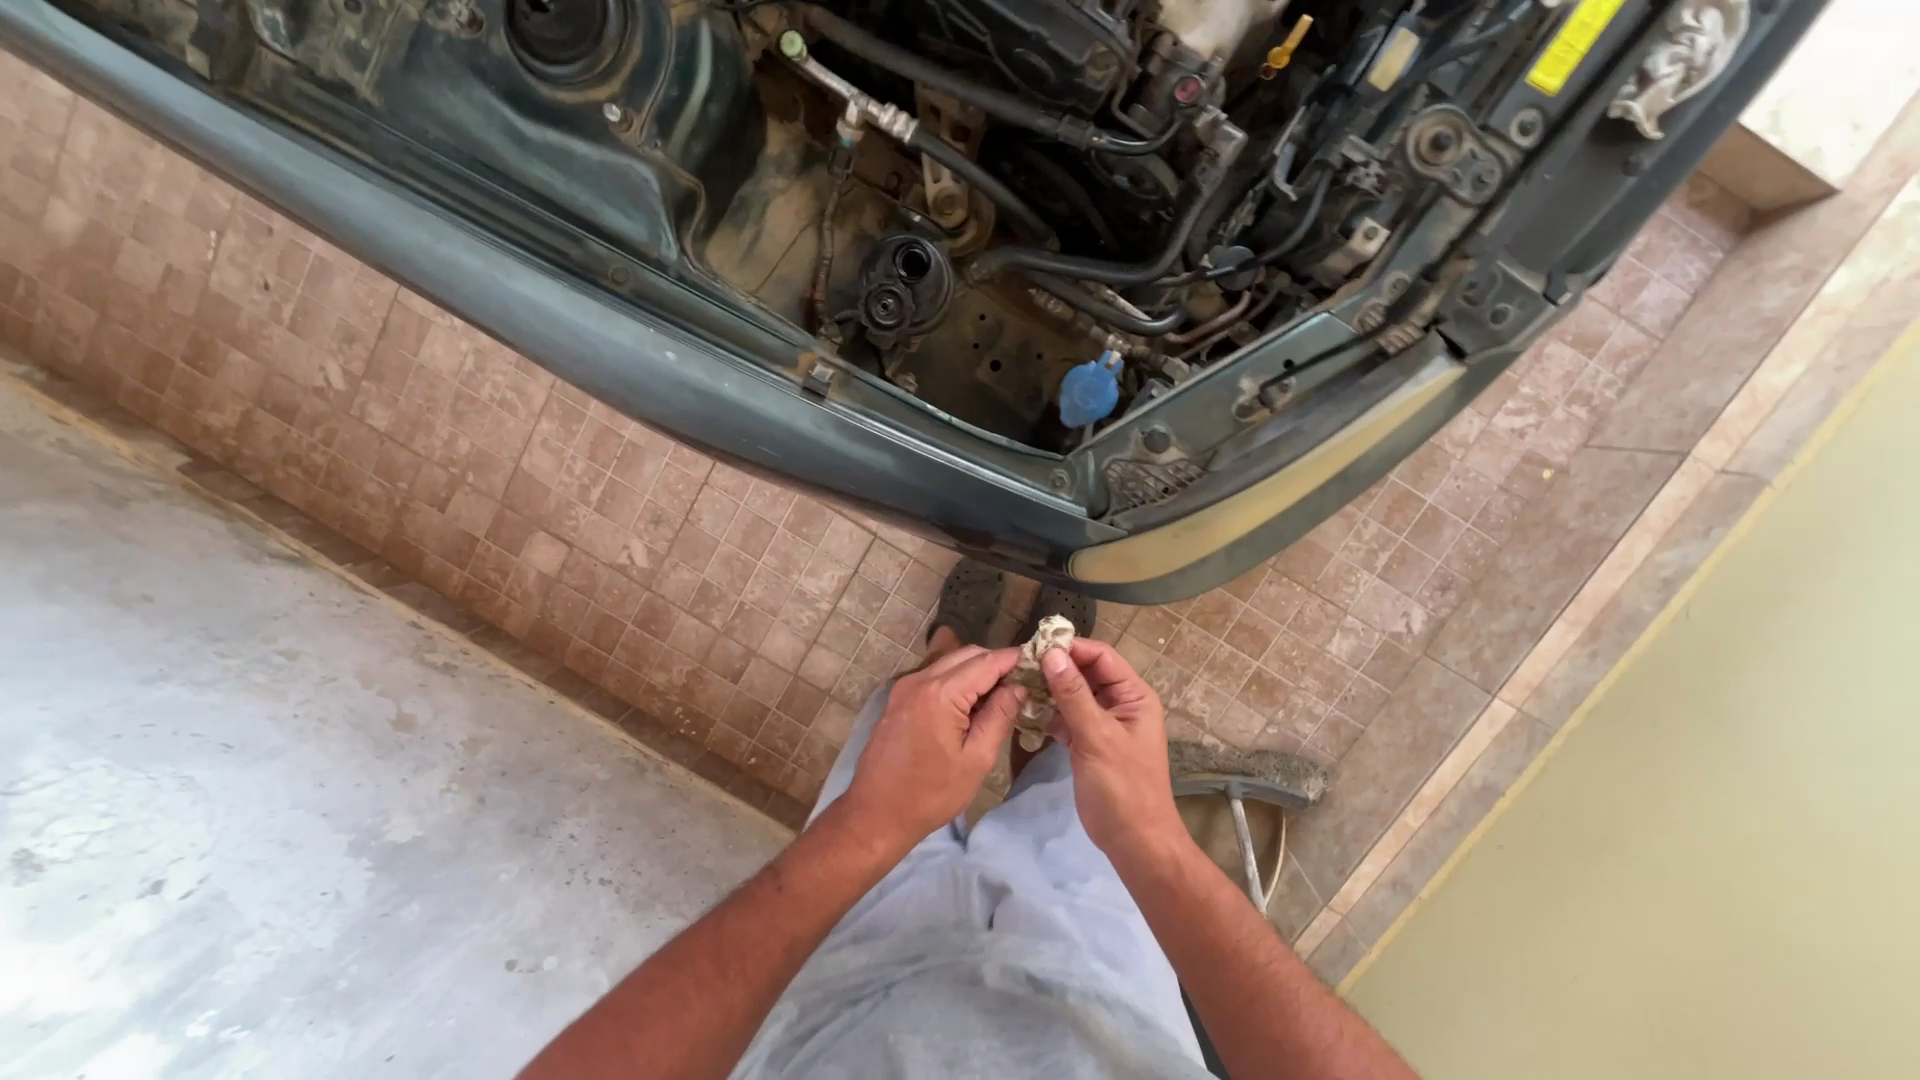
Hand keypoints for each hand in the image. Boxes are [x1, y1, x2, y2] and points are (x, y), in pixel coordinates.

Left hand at [839, 645, 1024, 848]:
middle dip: (997, 664)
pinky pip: (935, 676)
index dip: (1015, 660)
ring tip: (1001, 696)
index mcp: (941, 693)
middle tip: (1023, 685)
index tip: (1039, 665)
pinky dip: (957, 680)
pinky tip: (971, 705)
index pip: (987, 661)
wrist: (876, 813)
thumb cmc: (931, 794)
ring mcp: (905, 686)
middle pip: (968, 655)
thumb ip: (999, 717)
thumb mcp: (976, 759)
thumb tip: (1019, 687)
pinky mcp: (898, 697)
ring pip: (951, 662)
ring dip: (977, 671)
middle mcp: (920, 679)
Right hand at [1041, 639, 1189, 869]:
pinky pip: (1067, 717)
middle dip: (1056, 667)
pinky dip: (1049, 713)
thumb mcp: (1097, 737)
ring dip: (1050, 689)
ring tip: (1018, 683)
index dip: (1072, 648)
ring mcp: (1104, 724)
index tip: (1036, 645)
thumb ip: (1073, 695)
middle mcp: (1120, 704)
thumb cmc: (1123, 787)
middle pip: (1086, 673)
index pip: (1102, 657)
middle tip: (1020, 663)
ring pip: (1074, 695)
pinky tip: (1026, 711)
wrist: (1134, 840)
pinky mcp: (1089, 742)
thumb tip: (1052, 655)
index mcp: (1133, 696)